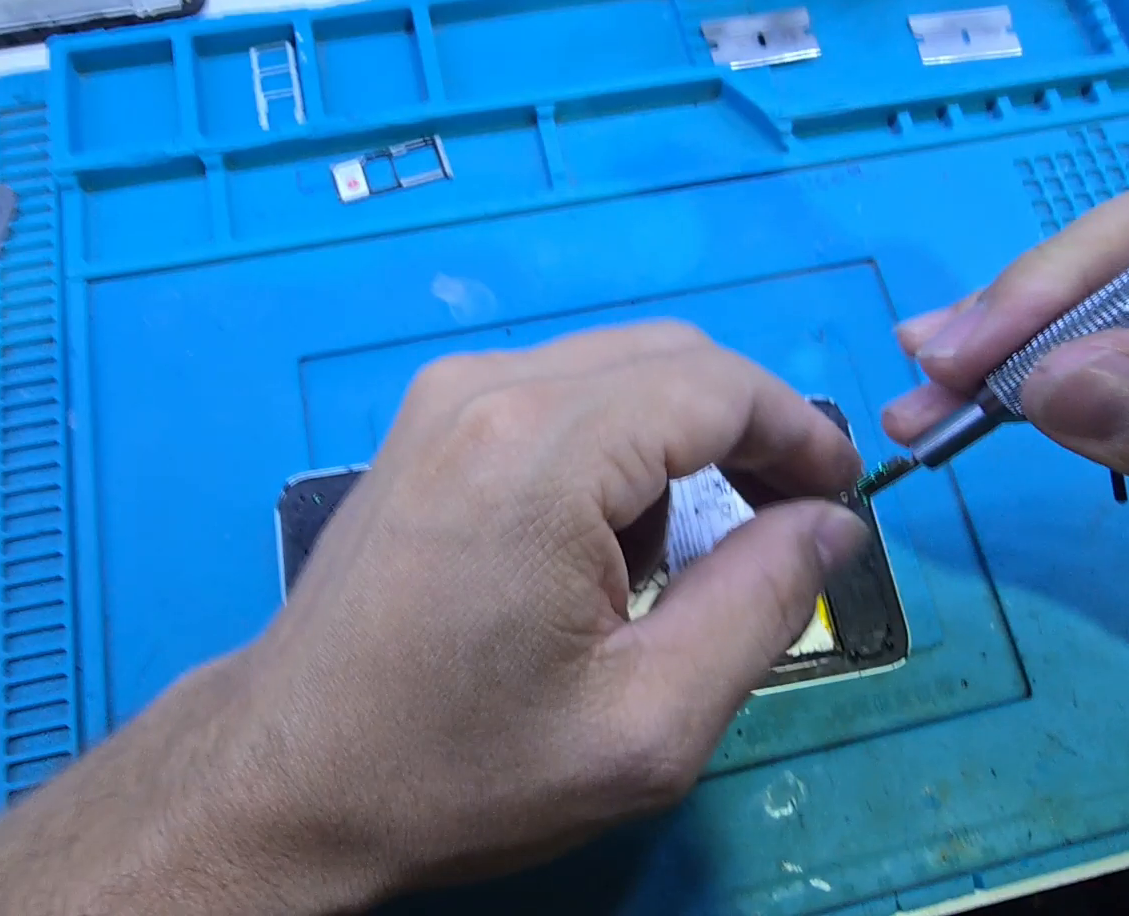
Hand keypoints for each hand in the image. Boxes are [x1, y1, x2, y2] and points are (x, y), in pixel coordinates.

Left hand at [0, 323, 866, 915]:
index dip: (797, 431)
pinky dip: (614, 439)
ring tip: (669, 553)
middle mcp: (490, 386)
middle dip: (747, 426)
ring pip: (618, 368)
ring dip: (677, 438)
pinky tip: (594, 531)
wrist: (289, 769)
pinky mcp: (430, 414)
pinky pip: (560, 390)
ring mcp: (448, 391)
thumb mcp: (645, 722)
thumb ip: (760, 604)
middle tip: (783, 514)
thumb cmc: (462, 766)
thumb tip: (830, 523)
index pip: (715, 386)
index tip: (839, 496)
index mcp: (543, 451)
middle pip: (670, 358)